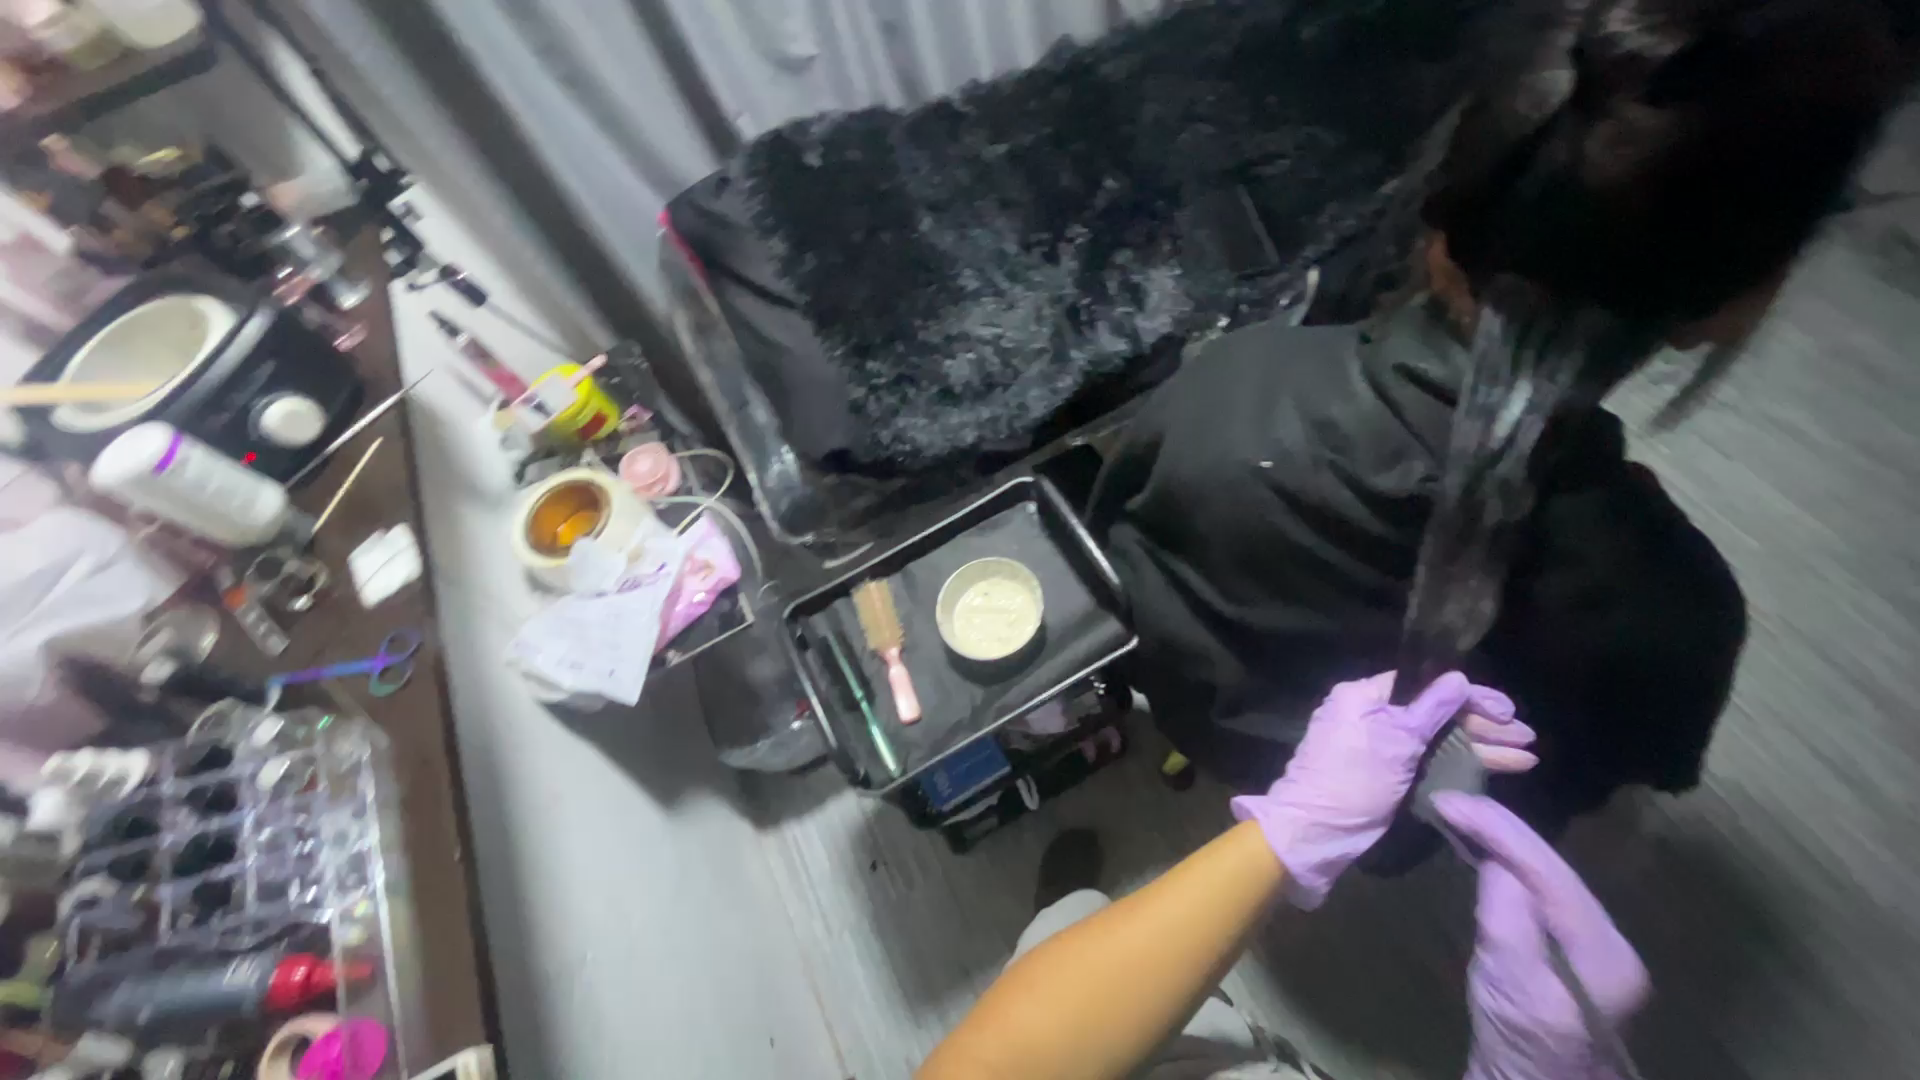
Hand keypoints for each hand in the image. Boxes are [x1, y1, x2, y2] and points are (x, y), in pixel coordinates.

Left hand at [1230, 672, 1536, 908]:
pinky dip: (1462, 763)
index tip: (1507, 709)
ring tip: (1527, 755)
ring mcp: (1381, 746)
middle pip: (1434, 712)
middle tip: (1526, 735)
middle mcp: (1371, 715)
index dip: (1466, 694)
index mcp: (1363, 697)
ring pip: (1437, 738)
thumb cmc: (1352, 778)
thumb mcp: (1395, 739)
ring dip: (1481, 745)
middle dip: (1481, 724)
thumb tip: (1457, 677)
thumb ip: (1429, 708)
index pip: (1422, 684)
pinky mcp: (1389, 774)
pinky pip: (1430, 760)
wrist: (1317, 830)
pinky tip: (1500, 767)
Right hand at [1433, 794, 1649, 1079]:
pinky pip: (1533, 887)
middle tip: (1446, 797)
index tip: (1448, 800)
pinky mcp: (1562, 946)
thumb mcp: (1512, 985)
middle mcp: (1606, 937)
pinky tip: (1475, 846)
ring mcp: (1588, 942)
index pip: (1549, 870)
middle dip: (1499, 826)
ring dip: (1499, 838)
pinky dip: (1501, 860)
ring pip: (1543, 871)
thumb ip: (1511, 920)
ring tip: (1455, 811)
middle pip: (1551, 865)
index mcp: (1604, 949)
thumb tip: (1498, 862)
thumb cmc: (1521, 1043)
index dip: (1499, 829)